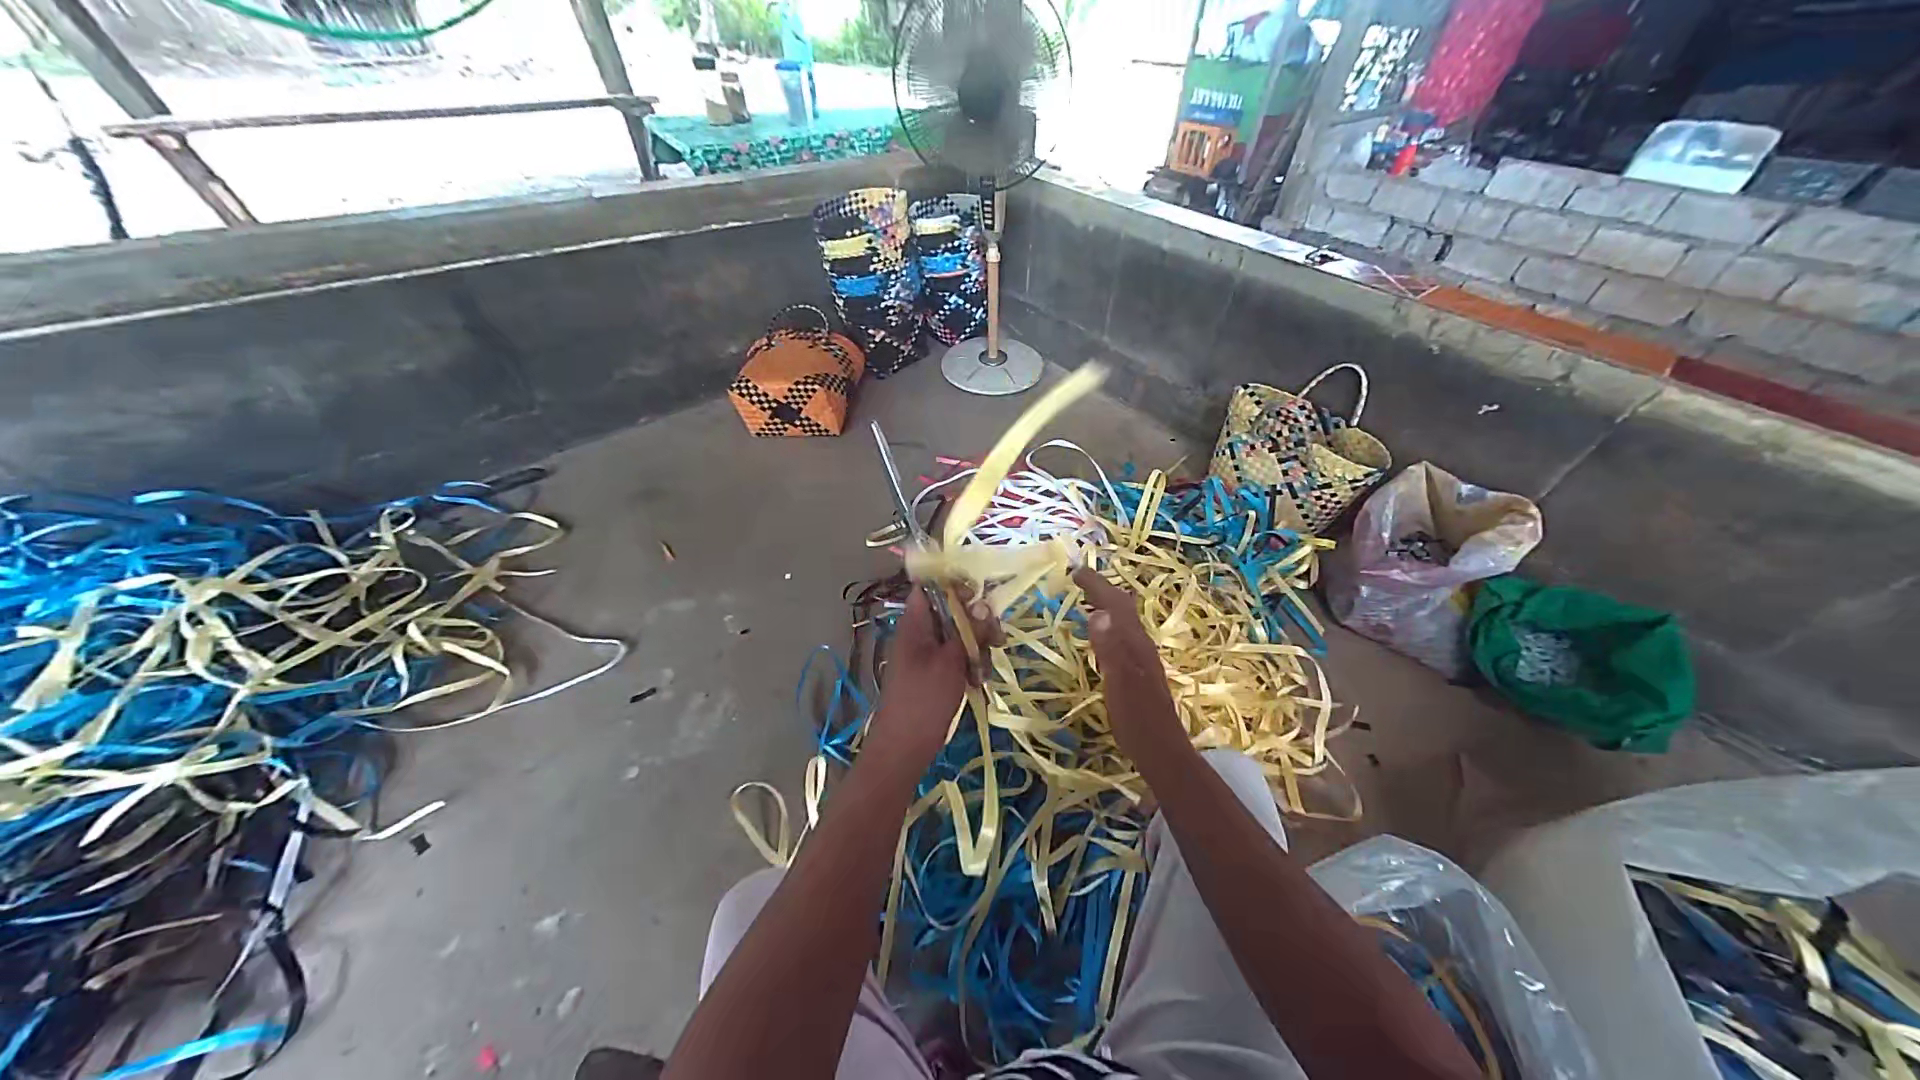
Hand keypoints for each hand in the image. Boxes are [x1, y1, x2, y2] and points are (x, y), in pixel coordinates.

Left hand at [865, 587, 1000, 773]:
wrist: (903, 750)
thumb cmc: (923, 701)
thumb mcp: (951, 661)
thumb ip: (968, 630)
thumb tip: (984, 602)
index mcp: (915, 623)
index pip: (931, 586)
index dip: (957, 586)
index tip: (983, 599)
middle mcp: (919, 633)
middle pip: (952, 612)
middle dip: (977, 623)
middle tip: (996, 640)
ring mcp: (926, 655)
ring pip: (959, 636)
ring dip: (976, 648)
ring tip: (982, 672)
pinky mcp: (934, 674)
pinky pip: (956, 658)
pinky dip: (969, 666)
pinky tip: (978, 683)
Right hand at [1073, 568, 1185, 764]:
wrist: (1160, 749)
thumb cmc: (1137, 719)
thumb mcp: (1119, 682)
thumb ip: (1110, 648)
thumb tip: (1099, 612)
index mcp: (1134, 642)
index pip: (1114, 603)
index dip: (1095, 585)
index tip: (1073, 571)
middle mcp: (1140, 644)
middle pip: (1123, 606)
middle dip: (1102, 588)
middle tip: (1078, 579)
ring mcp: (1142, 657)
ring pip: (1125, 619)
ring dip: (1107, 604)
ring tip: (1087, 599)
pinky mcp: (1139, 670)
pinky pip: (1123, 634)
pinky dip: (1110, 623)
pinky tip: (1102, 635)